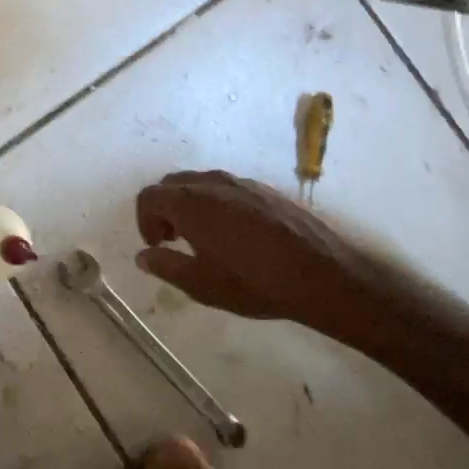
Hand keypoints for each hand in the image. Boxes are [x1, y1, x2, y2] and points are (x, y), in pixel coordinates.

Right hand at [135, 171, 409, 338]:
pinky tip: (237, 234)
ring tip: (205, 237)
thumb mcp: (202, 285)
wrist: (325, 276)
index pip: (149, 197)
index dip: (144, 221)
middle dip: (164, 209)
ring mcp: (241, 183)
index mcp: (189, 202)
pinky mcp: (267, 190)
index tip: (157, 246)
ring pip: (201, 183)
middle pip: (172, 184)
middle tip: (174, 240)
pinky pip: (228, 189)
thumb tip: (143, 256)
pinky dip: (217, 204)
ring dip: (191, 205)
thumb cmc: (255, 282)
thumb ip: (166, 266)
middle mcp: (211, 183)